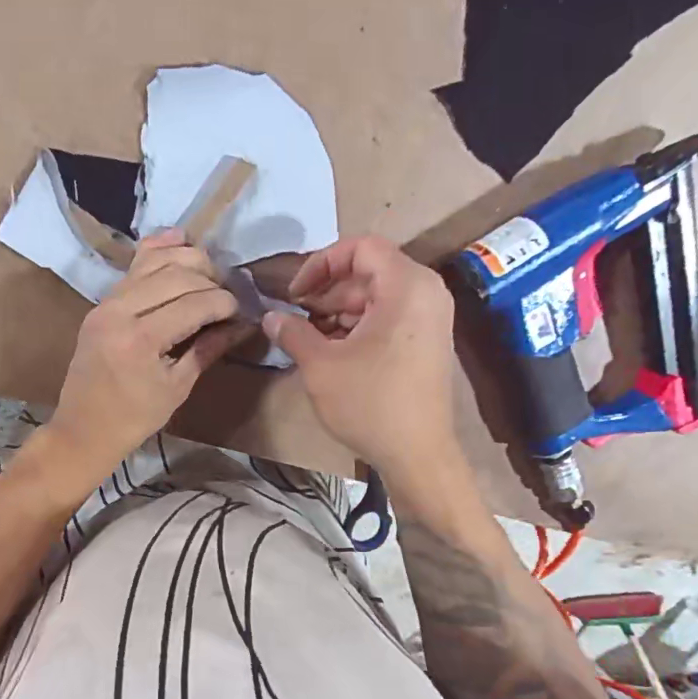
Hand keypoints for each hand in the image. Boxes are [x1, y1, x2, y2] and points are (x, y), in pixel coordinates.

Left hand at [38, 229, 240, 491]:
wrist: (83, 430)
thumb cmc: (133, 419)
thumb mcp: (176, 388)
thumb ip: (207, 349)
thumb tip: (242, 325)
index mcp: (139, 339)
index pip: (194, 303)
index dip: (224, 303)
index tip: (242, 311)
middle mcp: (119, 312)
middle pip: (176, 275)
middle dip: (210, 280)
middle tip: (229, 295)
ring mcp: (105, 305)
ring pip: (154, 263)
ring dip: (187, 261)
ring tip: (210, 275)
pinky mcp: (100, 305)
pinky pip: (132, 269)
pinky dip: (158, 254)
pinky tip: (181, 243)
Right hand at [263, 235, 458, 490]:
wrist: (416, 451)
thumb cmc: (369, 403)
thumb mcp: (320, 366)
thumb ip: (293, 333)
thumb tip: (269, 317)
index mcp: (405, 287)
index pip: (361, 247)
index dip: (320, 263)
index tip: (294, 294)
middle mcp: (425, 292)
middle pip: (367, 272)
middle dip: (325, 292)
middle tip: (294, 318)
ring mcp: (428, 317)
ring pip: (374, 296)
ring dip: (336, 311)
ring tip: (305, 337)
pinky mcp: (425, 340)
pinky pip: (386, 316)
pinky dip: (355, 325)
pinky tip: (328, 350)